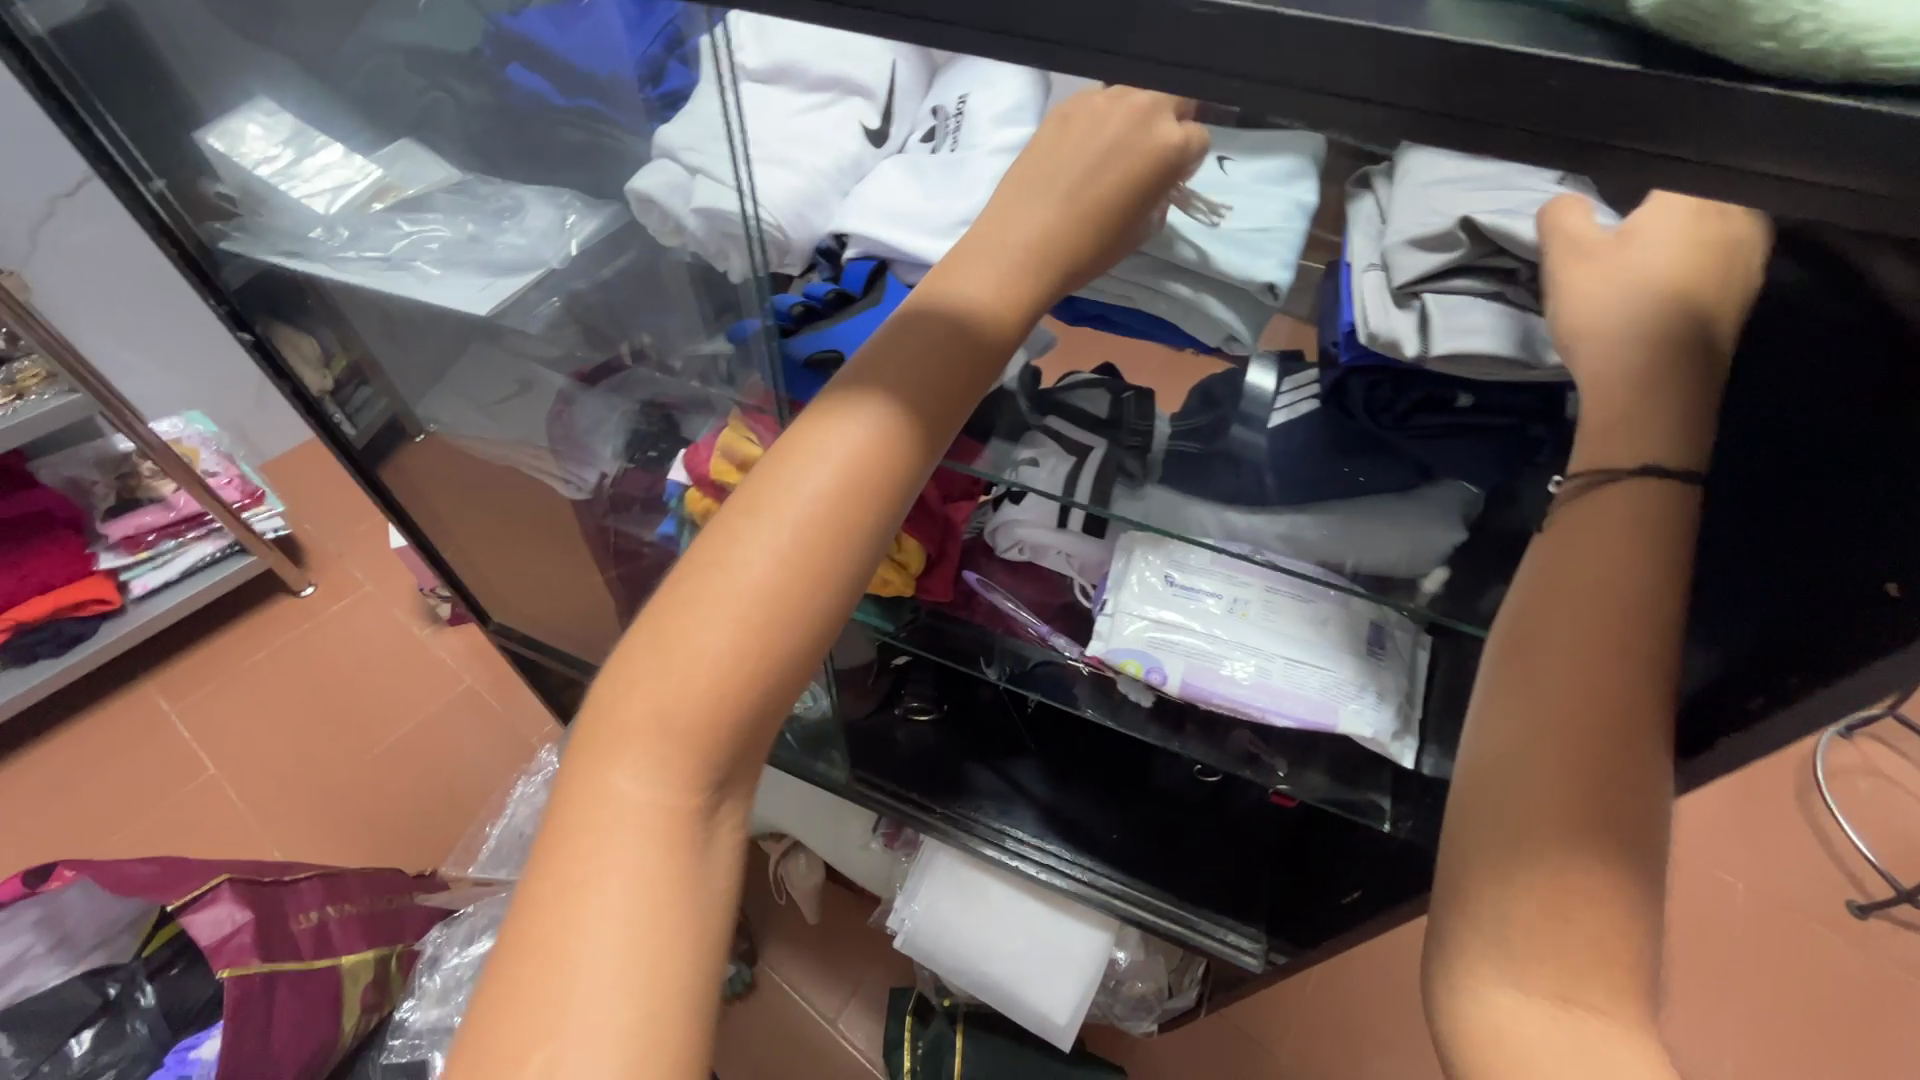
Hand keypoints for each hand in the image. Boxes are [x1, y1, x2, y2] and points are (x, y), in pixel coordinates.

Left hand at [936, 86, 1209, 318]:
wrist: (1023, 245)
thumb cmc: (1090, 248)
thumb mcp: (1143, 229)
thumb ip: (1161, 194)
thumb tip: (1157, 181)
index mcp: (1172, 144)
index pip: (1198, 139)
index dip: (1184, 163)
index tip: (1166, 181)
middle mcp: (1144, 109)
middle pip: (1172, 103)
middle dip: (1165, 128)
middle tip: (1141, 162)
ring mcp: (1103, 100)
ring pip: (1134, 97)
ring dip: (1131, 120)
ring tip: (1107, 155)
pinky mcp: (1067, 103)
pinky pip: (1097, 102)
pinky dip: (1097, 120)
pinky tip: (1078, 151)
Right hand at [1538, 191, 1772, 413]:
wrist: (1654, 388)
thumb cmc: (1610, 312)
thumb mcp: (1564, 258)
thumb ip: (1562, 214)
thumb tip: (1568, 200)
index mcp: (1696, 193)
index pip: (1665, 164)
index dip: (1628, 179)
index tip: (1602, 205)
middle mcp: (1738, 212)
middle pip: (1691, 195)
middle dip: (1656, 209)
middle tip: (1615, 233)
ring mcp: (1751, 254)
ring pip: (1707, 228)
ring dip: (1675, 240)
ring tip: (1636, 264)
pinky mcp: (1745, 293)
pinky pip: (1715, 261)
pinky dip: (1688, 269)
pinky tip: (1659, 291)